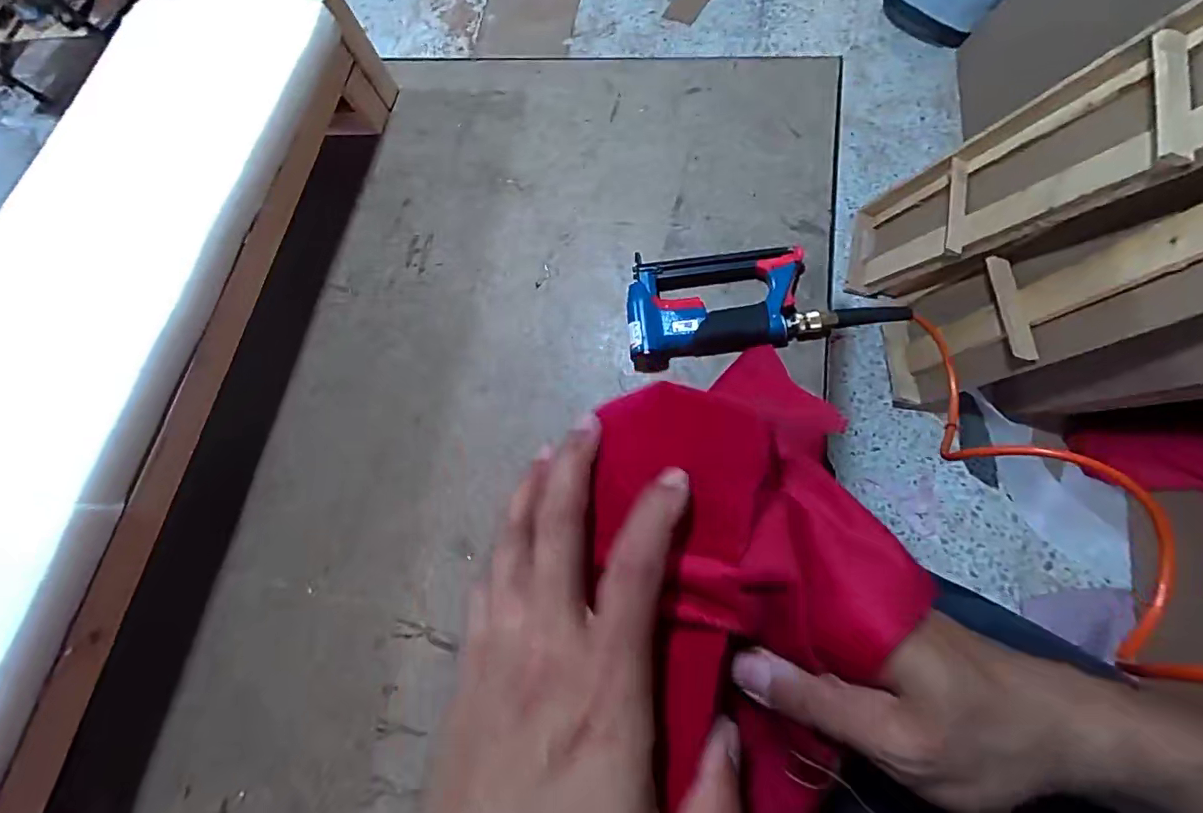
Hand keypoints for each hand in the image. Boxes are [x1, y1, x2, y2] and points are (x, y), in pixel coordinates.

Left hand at [430, 416, 741, 812]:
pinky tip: (506, 528)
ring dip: (527, 491)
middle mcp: (548, 646)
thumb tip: (737, 720)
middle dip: (572, 469)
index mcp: (606, 682)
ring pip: (510, 546)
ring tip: (544, 453)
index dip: (656, 514)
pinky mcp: (465, 671)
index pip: (635, 571)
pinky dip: (498, 542)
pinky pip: (483, 585)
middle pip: (556, 532)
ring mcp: (498, 652)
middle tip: (587, 425)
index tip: (674, 475)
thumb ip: (715, 788)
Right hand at [731, 613, 1124, 810]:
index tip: (695, 607)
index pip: (779, 585)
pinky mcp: (885, 633)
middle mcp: (860, 597)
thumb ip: (820, 702)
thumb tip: (743, 663)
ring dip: (772, 630)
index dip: (736, 596)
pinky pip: (828, 631)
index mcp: (858, 610)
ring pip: (806, 614)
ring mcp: (874, 614)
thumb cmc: (982, 736)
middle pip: (787, 596)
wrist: (1062, 732)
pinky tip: (777, 660)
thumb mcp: (898, 739)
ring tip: (722, 639)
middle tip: (698, 628)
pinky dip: (803, 645)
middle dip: (747, 612)